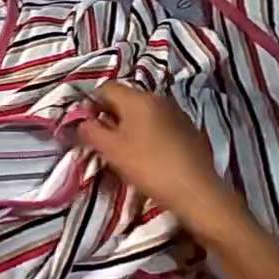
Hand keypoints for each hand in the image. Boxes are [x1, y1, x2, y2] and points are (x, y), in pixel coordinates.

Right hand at [76, 82, 246, 240]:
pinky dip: (149, 131)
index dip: (92, 104)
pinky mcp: (190, 128)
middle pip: (126, 98)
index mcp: (138, 99)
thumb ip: (90, 131)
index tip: (89, 126)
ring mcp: (177, 112)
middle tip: (105, 140)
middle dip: (111, 115)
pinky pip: (160, 122)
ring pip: (144, 111)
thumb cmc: (148, 166)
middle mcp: (159, 98)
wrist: (195, 191)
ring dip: (130, 124)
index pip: (106, 88)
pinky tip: (149, 153)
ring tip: (127, 148)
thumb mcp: (110, 150)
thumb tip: (83, 122)